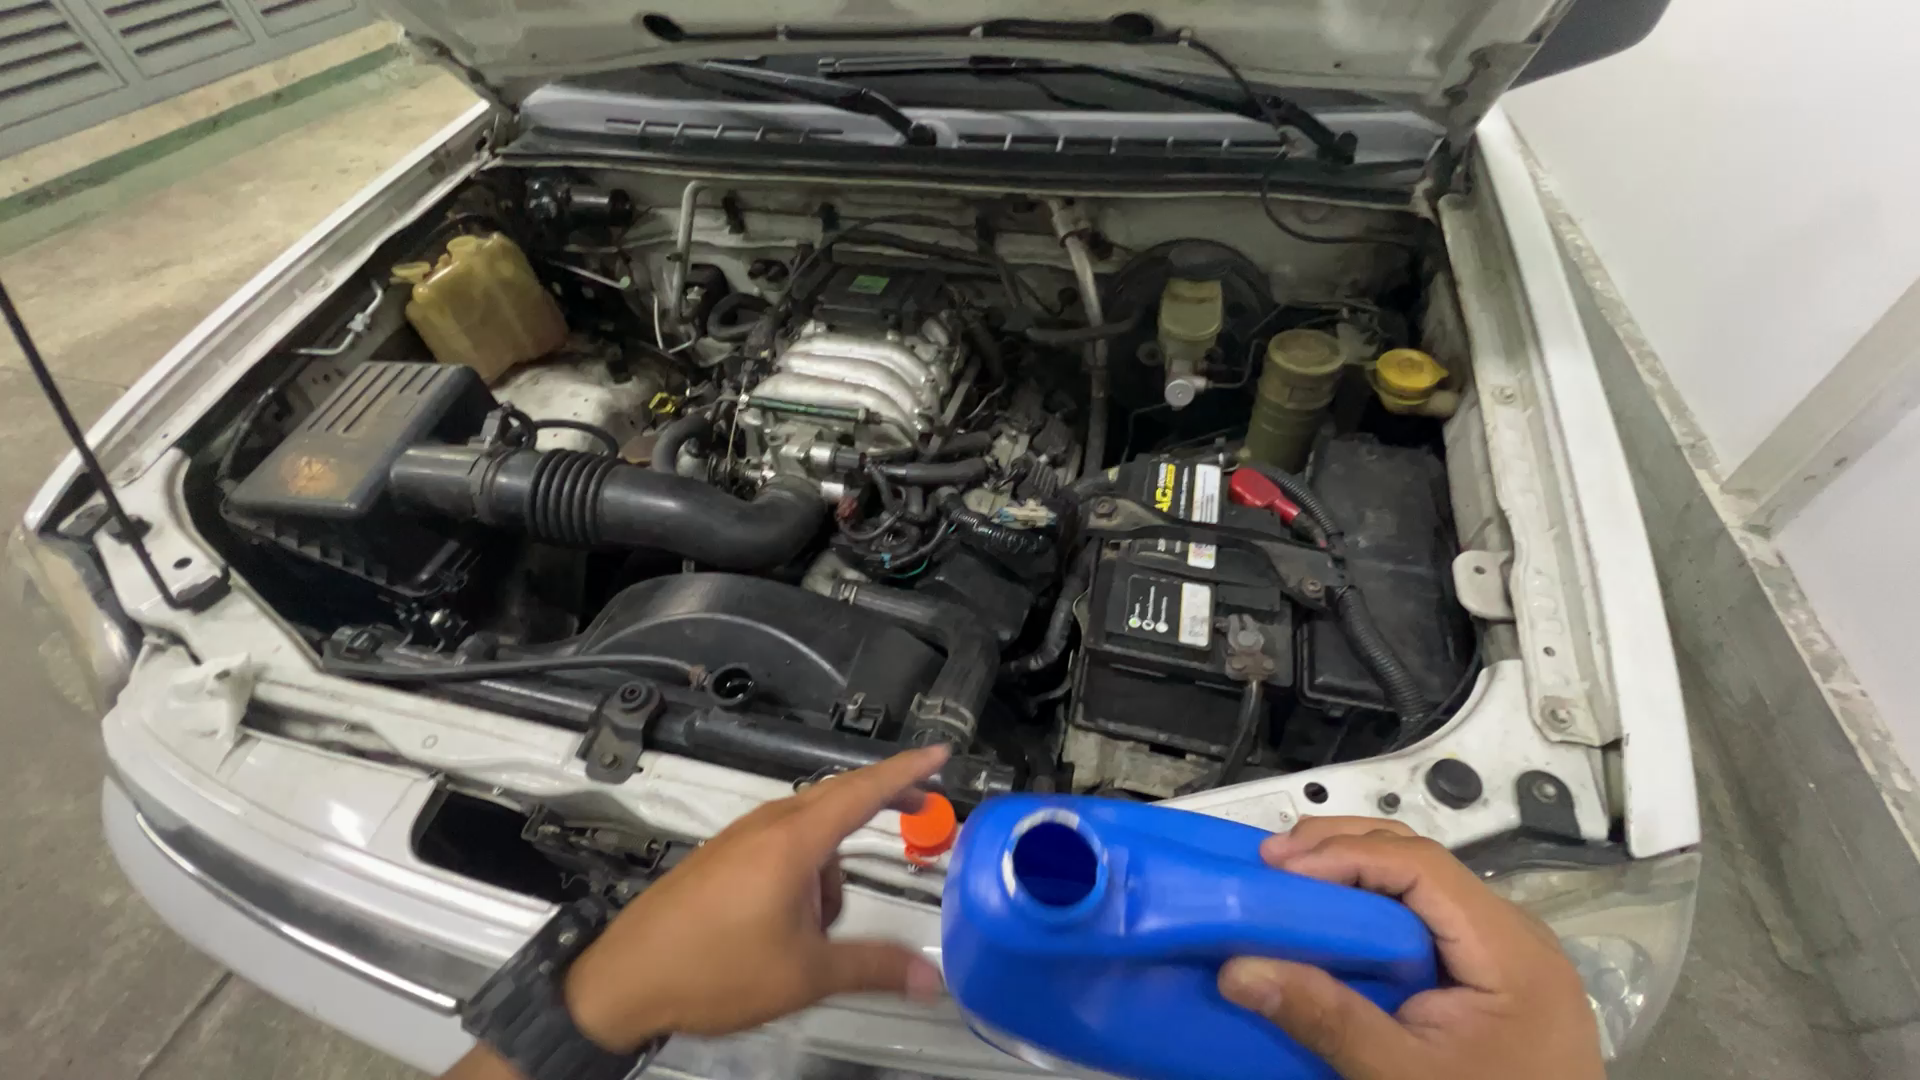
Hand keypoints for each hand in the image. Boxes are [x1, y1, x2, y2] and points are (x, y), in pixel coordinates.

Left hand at [562, 746, 950, 1051]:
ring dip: (833, 869)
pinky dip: (807, 870)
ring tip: (813, 934)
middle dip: (886, 800)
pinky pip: (786, 844)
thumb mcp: (804, 975)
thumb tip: (933, 979)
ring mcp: (746, 835)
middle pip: (842, 797)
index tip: (941, 752)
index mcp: (796, 839)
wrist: (622, 981)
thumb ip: (873, 967)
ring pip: (813, 831)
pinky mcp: (728, 853)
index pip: (865, 790)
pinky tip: (787, 923)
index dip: (908, 769)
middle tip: (923, 807)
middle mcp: (772, 823)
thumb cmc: (714, 970)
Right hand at [1217, 817, 1601, 1079]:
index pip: (1420, 864)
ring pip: (1414, 871)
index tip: (1279, 867)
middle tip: (1271, 861)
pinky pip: (1416, 903)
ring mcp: (1498, 945)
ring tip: (1289, 877)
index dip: (1344, 853)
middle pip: (1415, 854)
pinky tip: (1327, 909)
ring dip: (1346, 862)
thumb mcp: (1405, 1079)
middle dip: (1337, 846)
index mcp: (1509, 950)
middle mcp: (1511, 931)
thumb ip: (1327, 1019)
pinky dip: (1364, 892)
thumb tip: (1235, 971)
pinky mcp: (1481, 964)